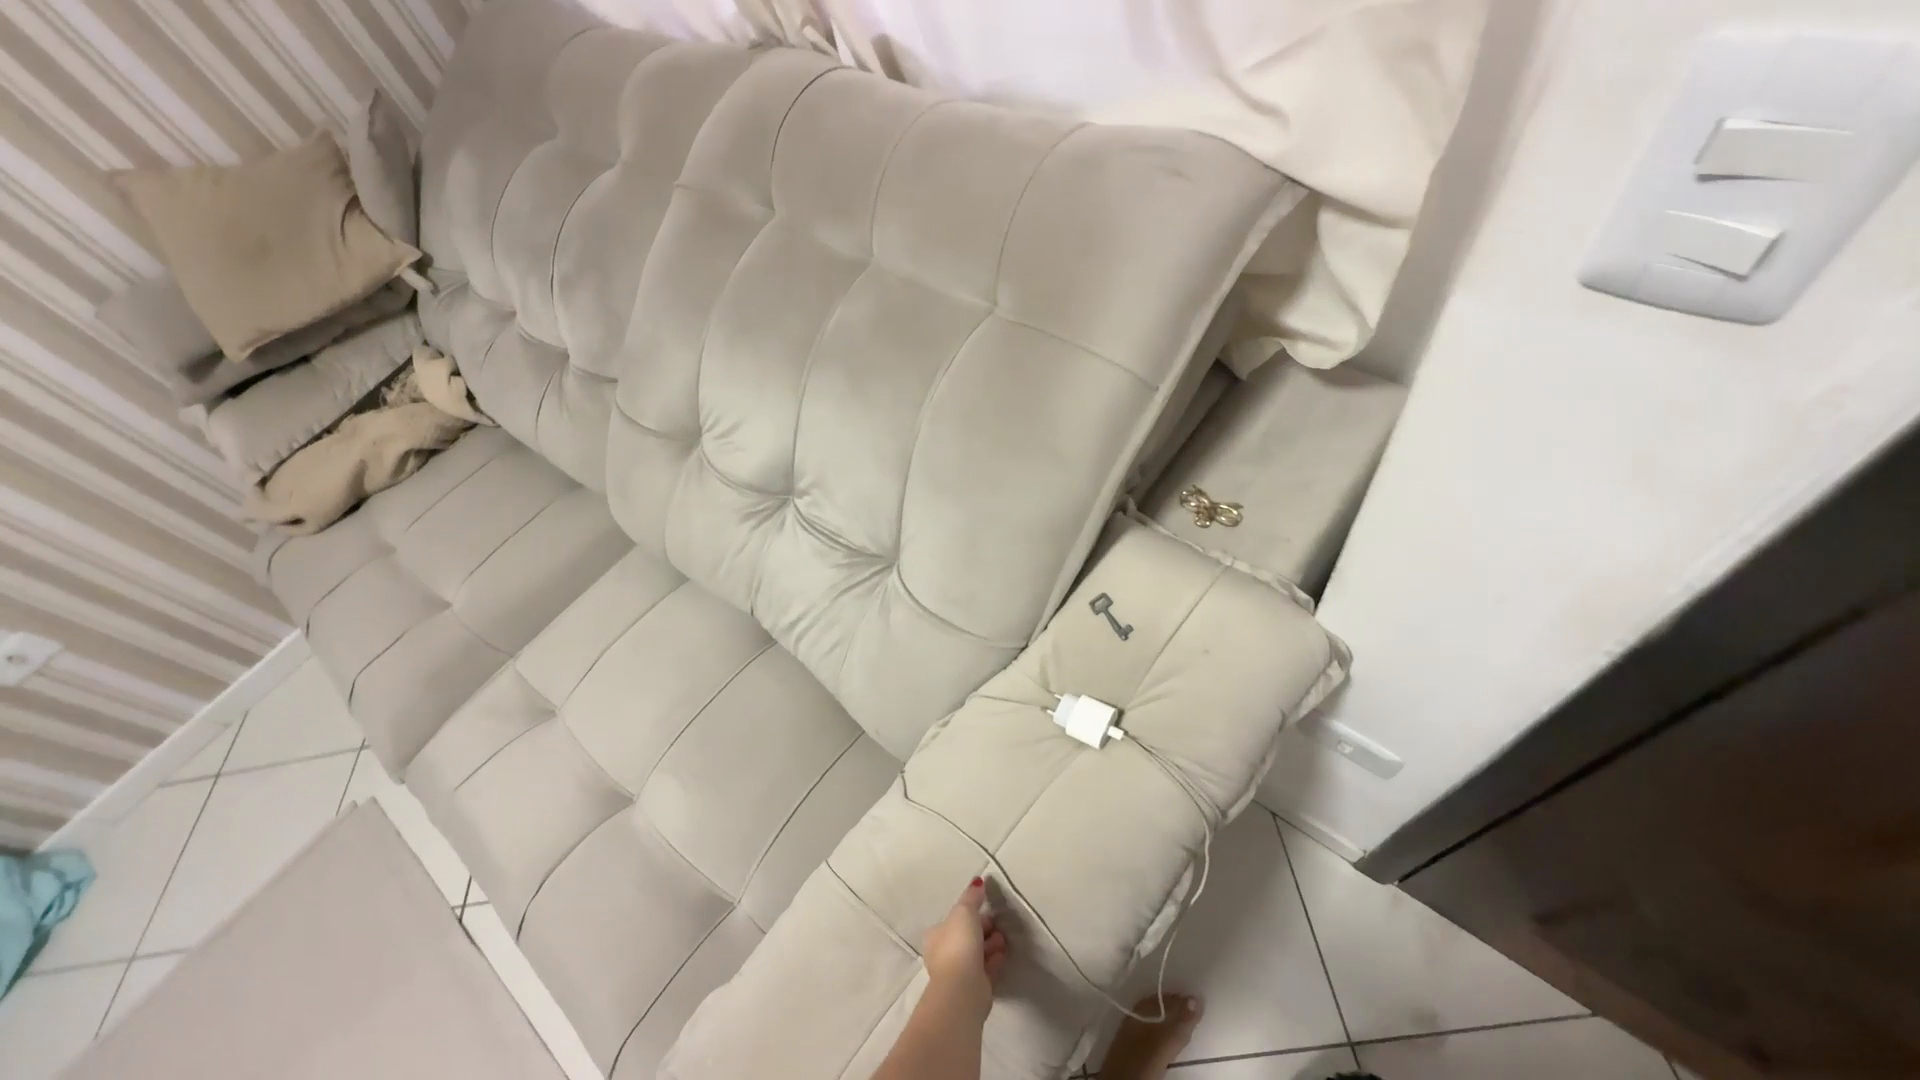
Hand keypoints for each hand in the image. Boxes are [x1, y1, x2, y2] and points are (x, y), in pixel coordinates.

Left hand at [921, 877, 1007, 1016]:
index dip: (971, 914)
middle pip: (967, 936)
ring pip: (977, 953)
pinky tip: (1002, 955)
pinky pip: (985, 968)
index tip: (986, 912)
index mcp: (936, 935)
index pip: (955, 920)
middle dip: (984, 930)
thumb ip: (972, 896)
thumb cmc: (959, 944)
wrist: (963, 987)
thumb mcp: (965, 911)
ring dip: (991, 944)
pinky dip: (994, 960)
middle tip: (997, 927)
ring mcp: (957, 972)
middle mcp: (943, 953)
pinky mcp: (972, 987)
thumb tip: (978, 882)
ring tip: (1003, 941)